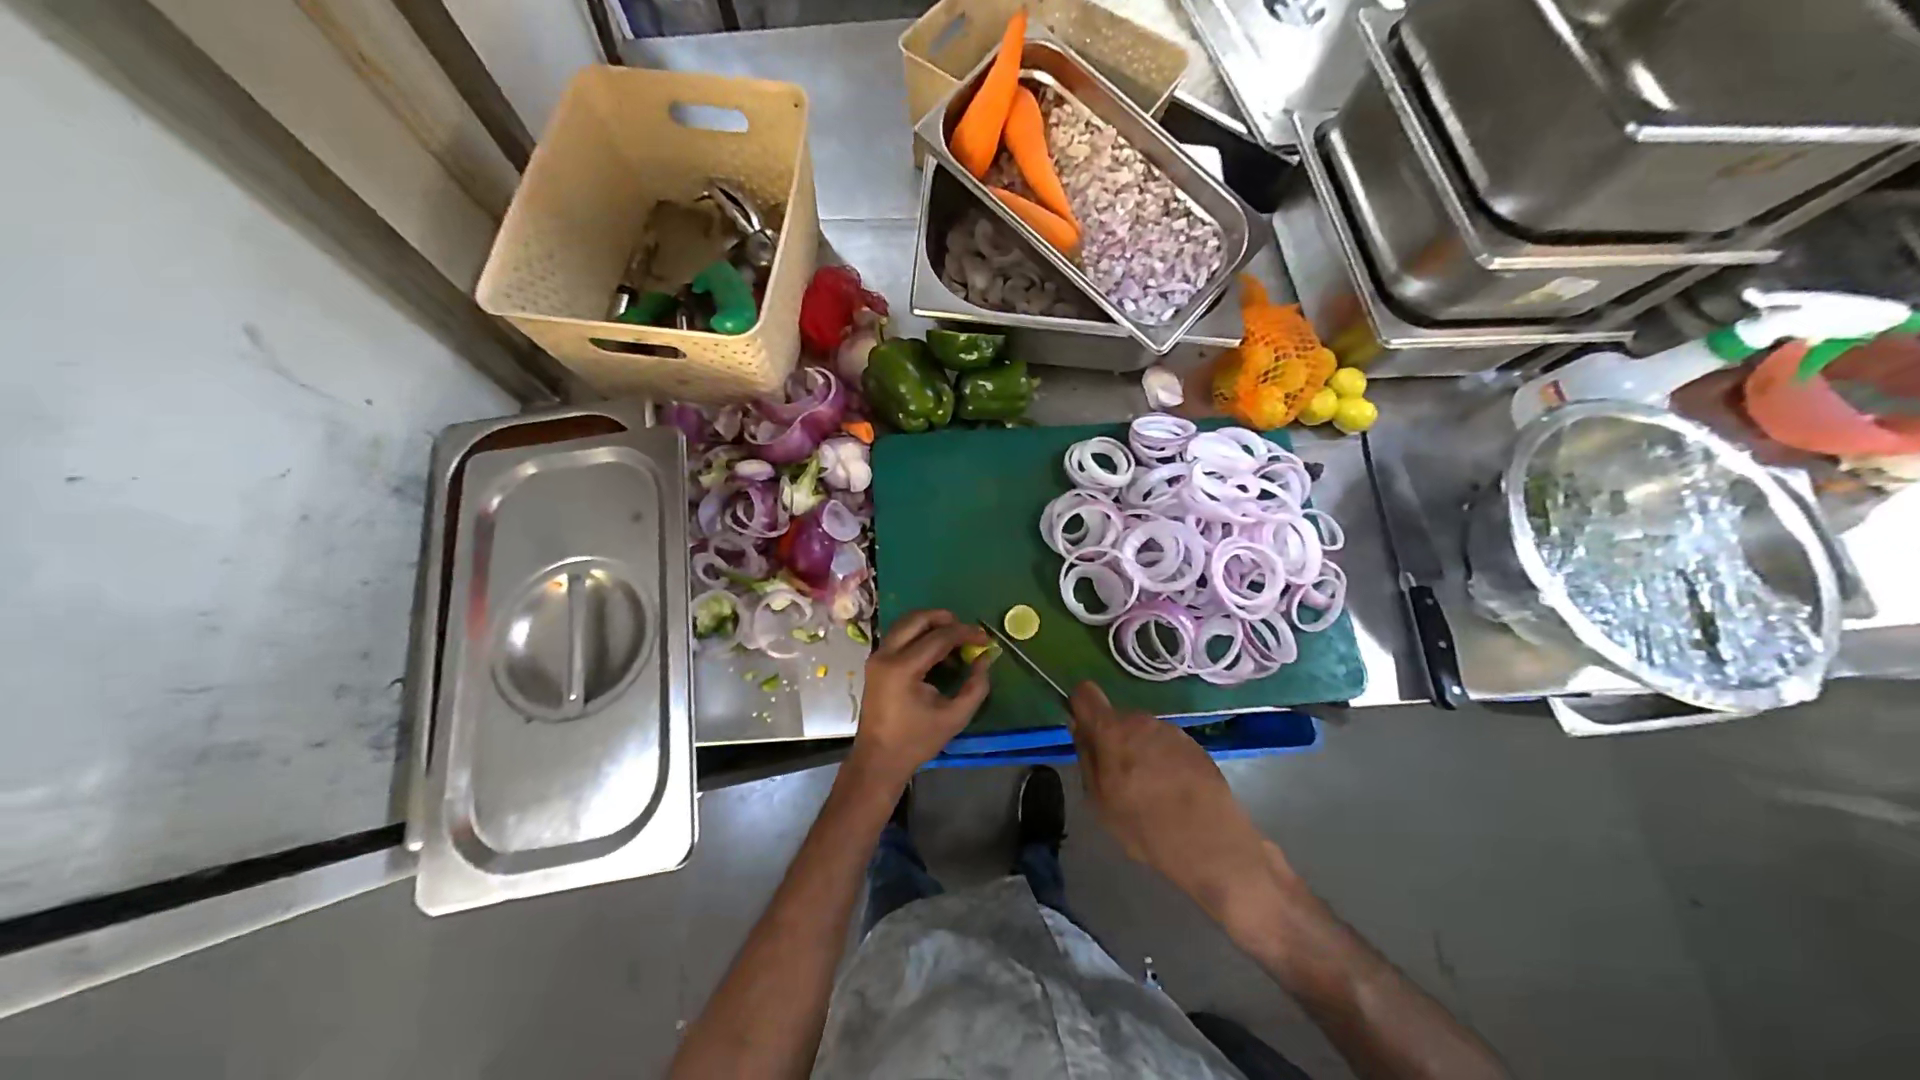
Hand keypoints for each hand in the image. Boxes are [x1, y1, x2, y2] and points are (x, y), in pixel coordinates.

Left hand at [848, 610, 992, 787]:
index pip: (939, 637)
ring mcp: (877, 657)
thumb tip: (984, 659)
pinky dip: (919, 634)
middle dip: (945, 619)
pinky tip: (937, 652)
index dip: (965, 633)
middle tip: (967, 631)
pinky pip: (899, 636)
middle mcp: (886, 655)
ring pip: (906, 623)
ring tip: (954, 640)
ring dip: (931, 625)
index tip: (985, 639)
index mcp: (903, 668)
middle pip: (917, 619)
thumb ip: (975, 686)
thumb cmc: (916, 741)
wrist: (879, 759)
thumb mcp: (955, 717)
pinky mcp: (876, 662)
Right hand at [1067, 681, 1294, 933]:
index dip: (1081, 708)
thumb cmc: (1146, 826)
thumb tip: (1079, 728)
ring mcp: (1172, 731)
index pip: (1085, 694)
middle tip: (1119, 779)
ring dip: (1139, 751)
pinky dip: (1163, 760)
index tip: (1085, 735)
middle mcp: (1142, 720)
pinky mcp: (1195, 744)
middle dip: (1113, 740)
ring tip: (1150, 790)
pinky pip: (1165, 744)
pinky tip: (1172, 791)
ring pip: (1142, 732)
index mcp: (1112, 731)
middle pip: (1116, 719)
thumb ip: (1087, 758)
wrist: (1211, 843)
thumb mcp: (1099, 802)